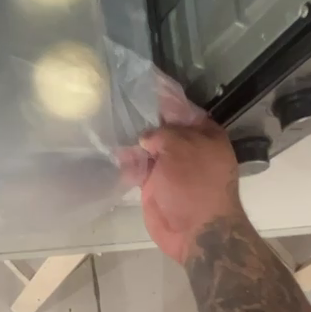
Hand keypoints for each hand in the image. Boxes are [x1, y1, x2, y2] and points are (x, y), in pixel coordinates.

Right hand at [118, 78, 247, 262]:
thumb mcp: (181, 149)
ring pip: (146, 147)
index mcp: (203, 133)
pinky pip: (137, 167)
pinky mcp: (153, 185)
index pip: (180, 106)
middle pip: (161, 126)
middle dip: (141, 116)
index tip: (141, 81)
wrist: (196, 231)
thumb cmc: (196, 185)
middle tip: (115, 99)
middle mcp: (187, 147)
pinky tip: (108, 150)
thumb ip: (162, 134)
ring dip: (129, 139)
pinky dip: (125, 161)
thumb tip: (143, 136)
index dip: (162, 95)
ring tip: (106, 121)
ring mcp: (169, 167)